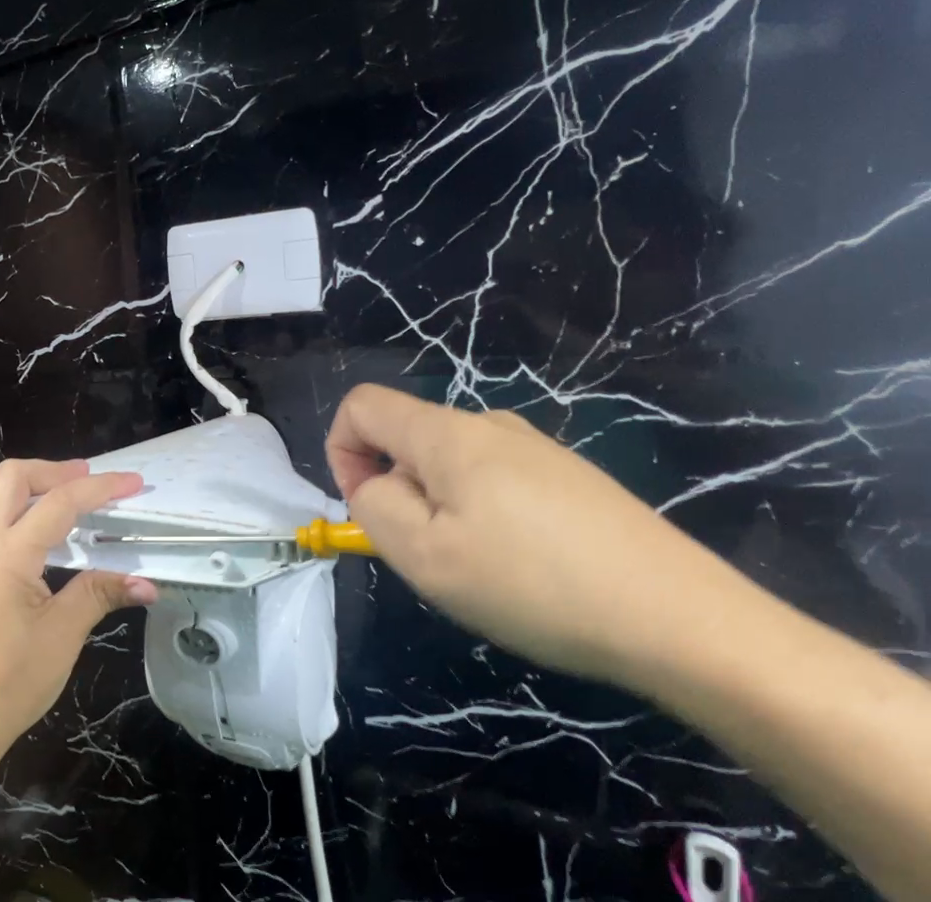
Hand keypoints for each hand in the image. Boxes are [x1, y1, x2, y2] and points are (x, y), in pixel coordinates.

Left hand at [0, 459, 156, 757]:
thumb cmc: (11, 683)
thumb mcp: (63, 636)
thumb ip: (99, 594)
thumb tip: (147, 582)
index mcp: (7, 557)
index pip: (58, 504)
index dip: (99, 489)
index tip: (132, 483)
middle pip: (12, 478)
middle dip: (55, 471)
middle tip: (92, 481)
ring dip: (13, 476)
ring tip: (48, 486)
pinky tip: (10, 513)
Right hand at [325, 384, 740, 683]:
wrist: (685, 622)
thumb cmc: (533, 584)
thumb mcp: (423, 554)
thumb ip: (372, 506)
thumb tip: (373, 485)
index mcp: (448, 434)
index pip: (362, 405)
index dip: (341, 452)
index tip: (368, 510)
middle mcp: (493, 426)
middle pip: (409, 439)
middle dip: (398, 493)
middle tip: (433, 557)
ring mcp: (541, 453)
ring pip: (453, 468)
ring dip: (443, 512)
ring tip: (483, 570)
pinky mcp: (576, 483)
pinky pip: (498, 486)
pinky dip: (487, 521)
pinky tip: (529, 571)